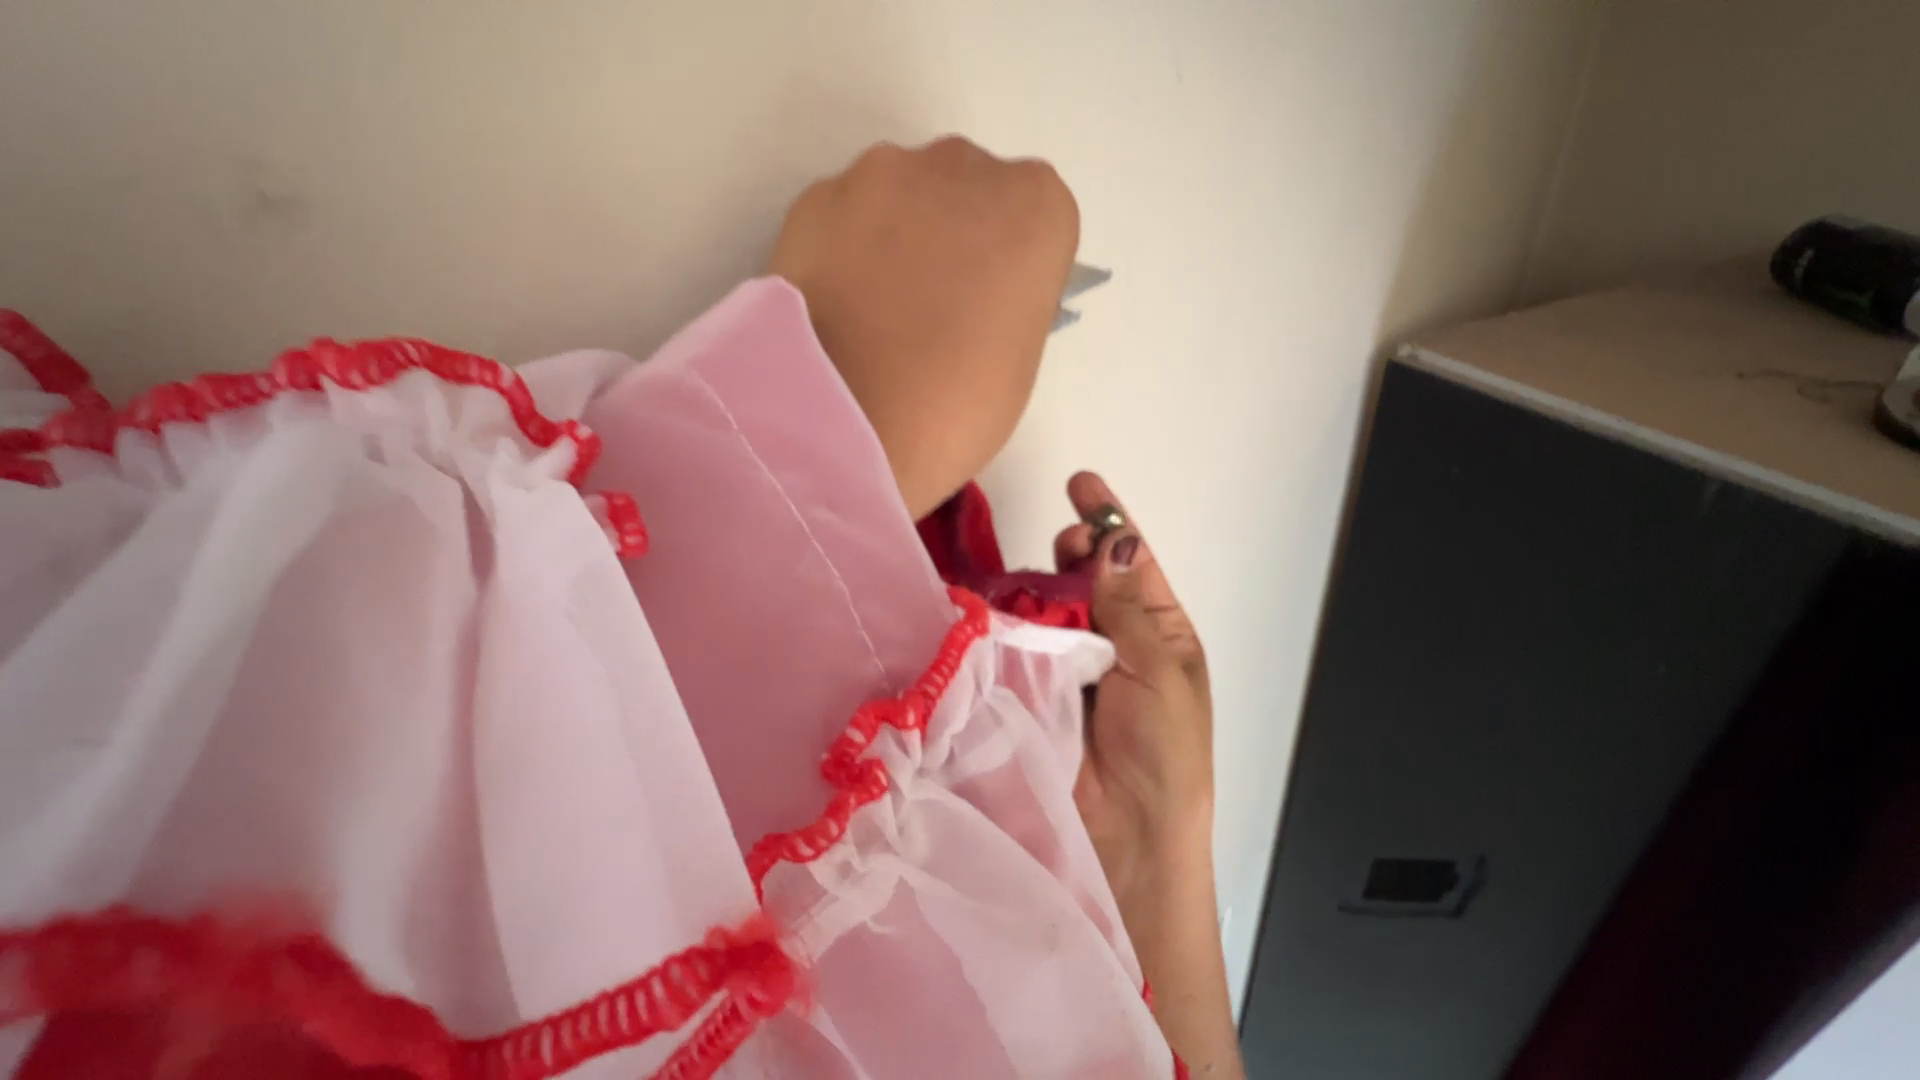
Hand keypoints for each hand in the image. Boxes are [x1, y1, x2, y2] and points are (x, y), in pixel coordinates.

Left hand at [768, 137, 1079, 518]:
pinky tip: (836, 303)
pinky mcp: (815, 197)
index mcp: (1035, 208)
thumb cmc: (955, 407)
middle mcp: (963, 167)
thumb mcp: (1017, 356)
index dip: (1009, 263)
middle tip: (929, 306)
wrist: (846, 424)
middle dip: (953, 234)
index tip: (989, 304)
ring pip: (899, 194)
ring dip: (895, 235)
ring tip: (874, 309)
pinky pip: (844, 215)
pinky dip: (844, 247)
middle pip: (967, 189)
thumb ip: (1006, 297)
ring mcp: (882, 174)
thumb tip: (969, 292)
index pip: (1035, 217)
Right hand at [1051, 472, 1213, 907]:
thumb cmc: (1163, 751)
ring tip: (1036, 569)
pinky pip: (1017, 641)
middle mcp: (1114, 645)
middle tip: (1063, 538)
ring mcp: (1068, 666)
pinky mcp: (1029, 688)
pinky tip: (1000, 599)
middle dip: (1075, 550)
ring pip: (1048, 605)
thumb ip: (1127, 607)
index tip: (1081, 484)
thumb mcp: (1161, 670)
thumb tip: (1113, 542)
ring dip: (1041, 581)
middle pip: (1088, 578)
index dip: (1111, 522)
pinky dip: (1009, 617)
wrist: (1126, 836)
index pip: (1134, 565)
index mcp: (1162, 636)